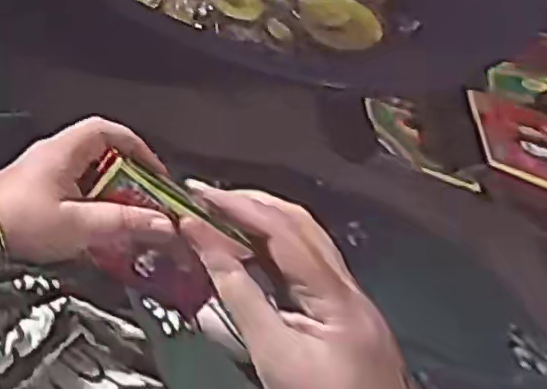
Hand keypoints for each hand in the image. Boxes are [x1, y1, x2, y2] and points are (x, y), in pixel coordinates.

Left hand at [0, 117, 174, 264]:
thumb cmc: (22, 219)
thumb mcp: (77, 225)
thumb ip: (121, 222)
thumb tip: (163, 222)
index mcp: (63, 150)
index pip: (105, 129)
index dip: (136, 145)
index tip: (157, 174)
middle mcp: (54, 152)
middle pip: (100, 150)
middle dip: (130, 175)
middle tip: (150, 204)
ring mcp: (44, 168)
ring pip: (89, 171)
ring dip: (113, 192)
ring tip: (132, 221)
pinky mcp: (38, 186)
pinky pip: (76, 185)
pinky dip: (95, 201)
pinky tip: (102, 229)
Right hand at [179, 184, 408, 388]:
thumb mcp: (271, 351)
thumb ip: (234, 288)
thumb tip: (195, 232)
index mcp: (338, 299)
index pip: (281, 230)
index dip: (235, 205)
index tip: (194, 194)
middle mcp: (351, 293)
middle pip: (299, 225)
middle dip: (248, 204)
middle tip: (204, 200)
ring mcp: (352, 306)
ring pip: (304, 239)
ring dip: (259, 220)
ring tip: (217, 217)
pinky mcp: (345, 318)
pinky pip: (305, 262)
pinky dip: (270, 244)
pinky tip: (244, 248)